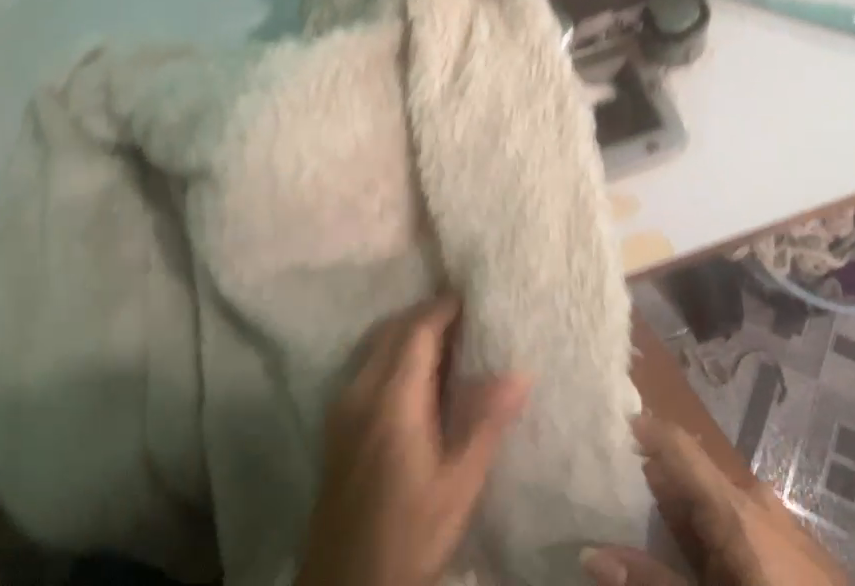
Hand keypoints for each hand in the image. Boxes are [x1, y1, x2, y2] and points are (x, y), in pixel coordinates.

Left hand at [295, 295, 530, 585]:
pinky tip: (417, 381)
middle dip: (427, 316)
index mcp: (391, 400)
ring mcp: (342, 408)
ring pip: (374, 348)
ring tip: (449, 345)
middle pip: (392, 332)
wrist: (346, 583)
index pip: (416, 331)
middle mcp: (359, 392)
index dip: (443, 308)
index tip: (473, 297)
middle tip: (467, 319)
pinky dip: (391, 357)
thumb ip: (484, 423)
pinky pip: (364, 369)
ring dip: (407, 335)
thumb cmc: (411, 534)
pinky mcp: (336, 426)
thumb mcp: (459, 485)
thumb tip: (519, 373)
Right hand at [582, 415, 845, 585]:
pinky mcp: (795, 547)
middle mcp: (755, 501)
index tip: (605, 416)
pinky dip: (709, 528)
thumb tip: (590, 553)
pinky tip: (693, 551)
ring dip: (681, 508)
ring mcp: (780, 522)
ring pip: (716, 499)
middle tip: (607, 479)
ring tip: (641, 516)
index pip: (679, 446)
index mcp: (734, 506)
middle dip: (652, 476)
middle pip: (692, 474)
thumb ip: (652, 580)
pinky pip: (739, 522)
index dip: (643, 428)